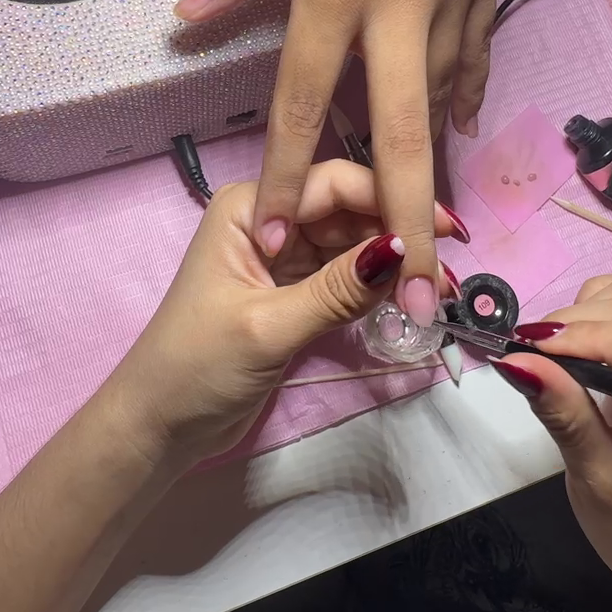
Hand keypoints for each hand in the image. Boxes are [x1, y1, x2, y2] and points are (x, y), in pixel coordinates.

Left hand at [106, 160, 459, 465]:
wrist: (161, 425)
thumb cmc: (198, 366)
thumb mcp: (268, 326)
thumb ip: (336, 290)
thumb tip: (406, 250)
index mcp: (250, 206)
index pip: (331, 186)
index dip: (388, 202)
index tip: (445, 230)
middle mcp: (269, 219)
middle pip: (347, 212)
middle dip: (396, 236)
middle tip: (450, 267)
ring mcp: (283, 256)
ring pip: (351, 244)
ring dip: (391, 264)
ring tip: (440, 286)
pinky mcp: (293, 290)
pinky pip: (343, 276)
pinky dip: (373, 287)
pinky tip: (407, 296)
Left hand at [172, 0, 554, 328]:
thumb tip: (191, 20)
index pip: (303, 101)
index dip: (287, 175)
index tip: (279, 240)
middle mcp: (400, 5)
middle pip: (400, 133)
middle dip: (405, 222)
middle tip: (412, 290)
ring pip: (442, 97)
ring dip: (433, 160)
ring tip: (430, 221)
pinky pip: (474, 50)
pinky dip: (463, 90)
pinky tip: (458, 119)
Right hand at [491, 272, 611, 611]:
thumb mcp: (598, 484)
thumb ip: (566, 416)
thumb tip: (517, 359)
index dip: (600, 335)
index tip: (534, 343)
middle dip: (582, 324)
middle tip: (527, 349)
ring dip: (589, 312)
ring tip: (555, 353)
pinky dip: (600, 309)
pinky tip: (581, 344)